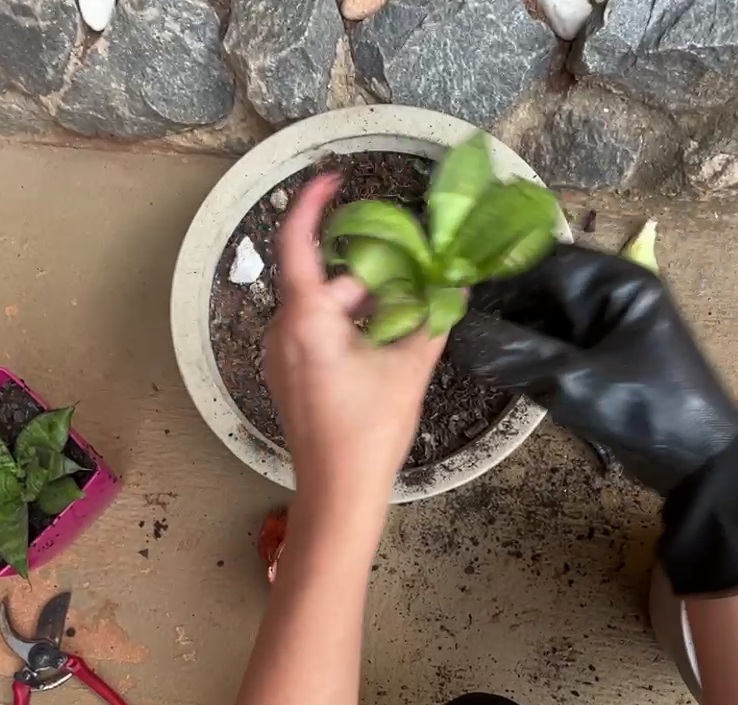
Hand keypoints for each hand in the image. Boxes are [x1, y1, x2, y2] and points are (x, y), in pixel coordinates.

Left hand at [265, 174, 446, 506]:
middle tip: (411, 282)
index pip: (297, 242)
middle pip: (323, 283)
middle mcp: (283, 333)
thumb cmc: (367, 432)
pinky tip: (378, 351)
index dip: (312, 204)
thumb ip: (433, 321)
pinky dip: (345, 331)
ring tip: (402, 325)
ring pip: (320, 312)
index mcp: (306, 320)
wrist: (337, 491)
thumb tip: (457, 289)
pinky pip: (314, 336)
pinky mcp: (288, 378)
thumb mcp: (407, 370)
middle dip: (368, 279)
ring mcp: (281, 358)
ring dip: (360, 309)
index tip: (333, 179)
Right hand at [457, 246, 737, 595]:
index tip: (450, 292)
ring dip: (507, 332)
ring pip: (542, 318)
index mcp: (615, 282)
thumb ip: (512, 356)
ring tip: (463, 346)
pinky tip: (493, 368)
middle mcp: (609, 295)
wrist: (697, 462)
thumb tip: (453, 333)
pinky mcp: (598, 359)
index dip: (494, 274)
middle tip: (449, 325)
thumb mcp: (572, 382)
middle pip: (539, 288)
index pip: (542, 261)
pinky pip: (551, 345)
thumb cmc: (645, 410)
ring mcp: (604, 328)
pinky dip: (522, 354)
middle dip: (497, 306)